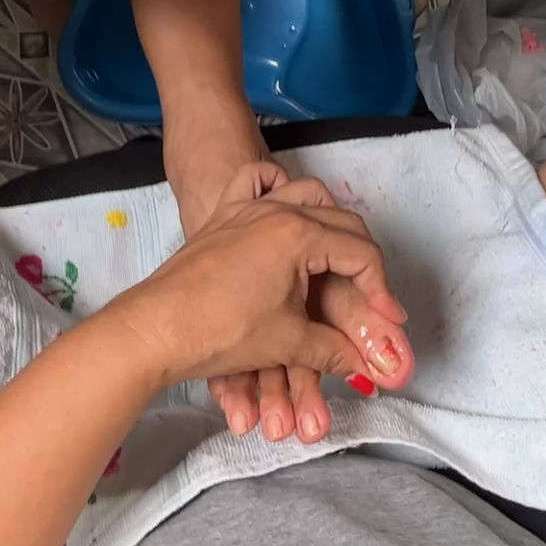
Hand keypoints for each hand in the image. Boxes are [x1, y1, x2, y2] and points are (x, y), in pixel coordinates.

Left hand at [199, 166, 416, 443]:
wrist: (156, 327)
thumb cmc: (222, 331)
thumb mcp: (288, 342)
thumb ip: (335, 349)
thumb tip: (366, 364)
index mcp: (300, 235)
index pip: (360, 252)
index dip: (381, 288)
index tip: (389, 317)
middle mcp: (278, 210)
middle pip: (340, 220)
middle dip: (362, 258)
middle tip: (371, 294)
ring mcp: (248, 207)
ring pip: (304, 193)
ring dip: (328, 218)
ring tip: (337, 252)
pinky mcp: (224, 215)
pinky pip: (255, 182)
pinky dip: (273, 184)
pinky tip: (281, 204)